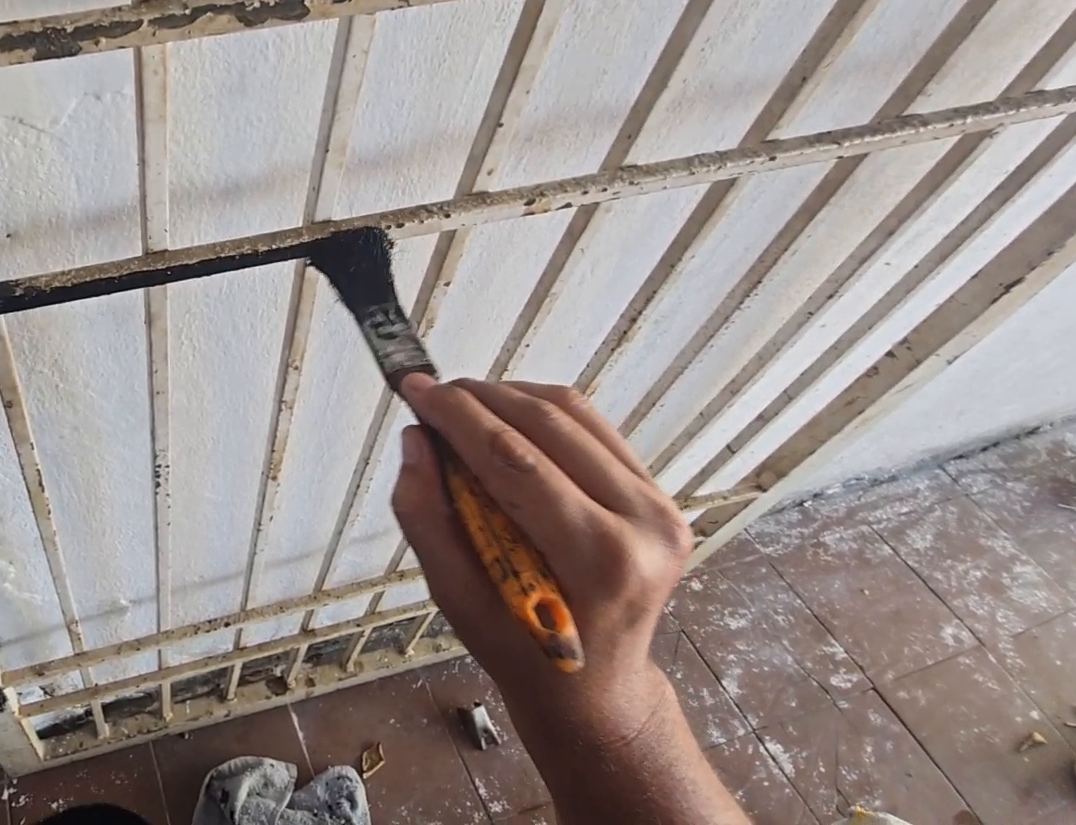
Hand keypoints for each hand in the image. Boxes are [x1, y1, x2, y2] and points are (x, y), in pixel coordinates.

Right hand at [392, 374, 693, 747]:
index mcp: (597, 558)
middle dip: (477, 397)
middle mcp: (643, 523)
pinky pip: (591, 425)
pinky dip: (539, 409)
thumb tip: (416, 438)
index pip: (514, 459)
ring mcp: (661, 504)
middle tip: (431, 394)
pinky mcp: (660, 493)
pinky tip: (504, 417)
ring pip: (572, 412)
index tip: (414, 388)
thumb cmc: (518, 648)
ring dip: (507, 395)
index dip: (456, 415)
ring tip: (462, 404)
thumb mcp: (453, 594)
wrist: (597, 688)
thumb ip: (424, 513)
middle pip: (546, 424)